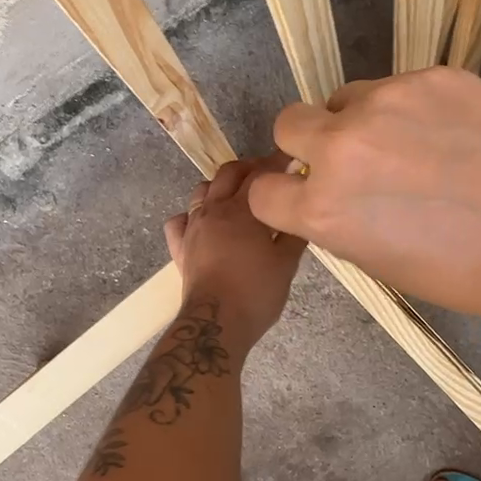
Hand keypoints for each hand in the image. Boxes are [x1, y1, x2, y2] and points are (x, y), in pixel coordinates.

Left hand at [164, 153, 308, 347]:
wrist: (217, 322)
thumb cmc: (257, 292)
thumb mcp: (287, 263)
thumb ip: (294, 233)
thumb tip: (301, 211)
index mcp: (244, 209)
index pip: (262, 173)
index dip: (278, 162)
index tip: (293, 158)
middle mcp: (214, 209)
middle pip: (229, 173)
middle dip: (249, 167)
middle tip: (268, 174)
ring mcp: (193, 227)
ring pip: (202, 191)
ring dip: (220, 186)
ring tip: (236, 197)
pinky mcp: (180, 247)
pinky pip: (179, 221)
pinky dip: (190, 216)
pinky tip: (201, 224)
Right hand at [247, 67, 480, 321]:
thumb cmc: (478, 274)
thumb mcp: (390, 267)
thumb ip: (346, 227)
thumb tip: (339, 201)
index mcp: (324, 211)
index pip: (263, 192)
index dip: (283, 196)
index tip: (307, 196)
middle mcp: (341, 148)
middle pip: (289, 122)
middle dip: (309, 142)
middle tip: (354, 161)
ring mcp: (386, 102)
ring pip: (345, 97)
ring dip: (360, 119)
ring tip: (415, 145)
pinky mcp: (431, 75)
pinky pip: (398, 86)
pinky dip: (412, 107)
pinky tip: (457, 133)